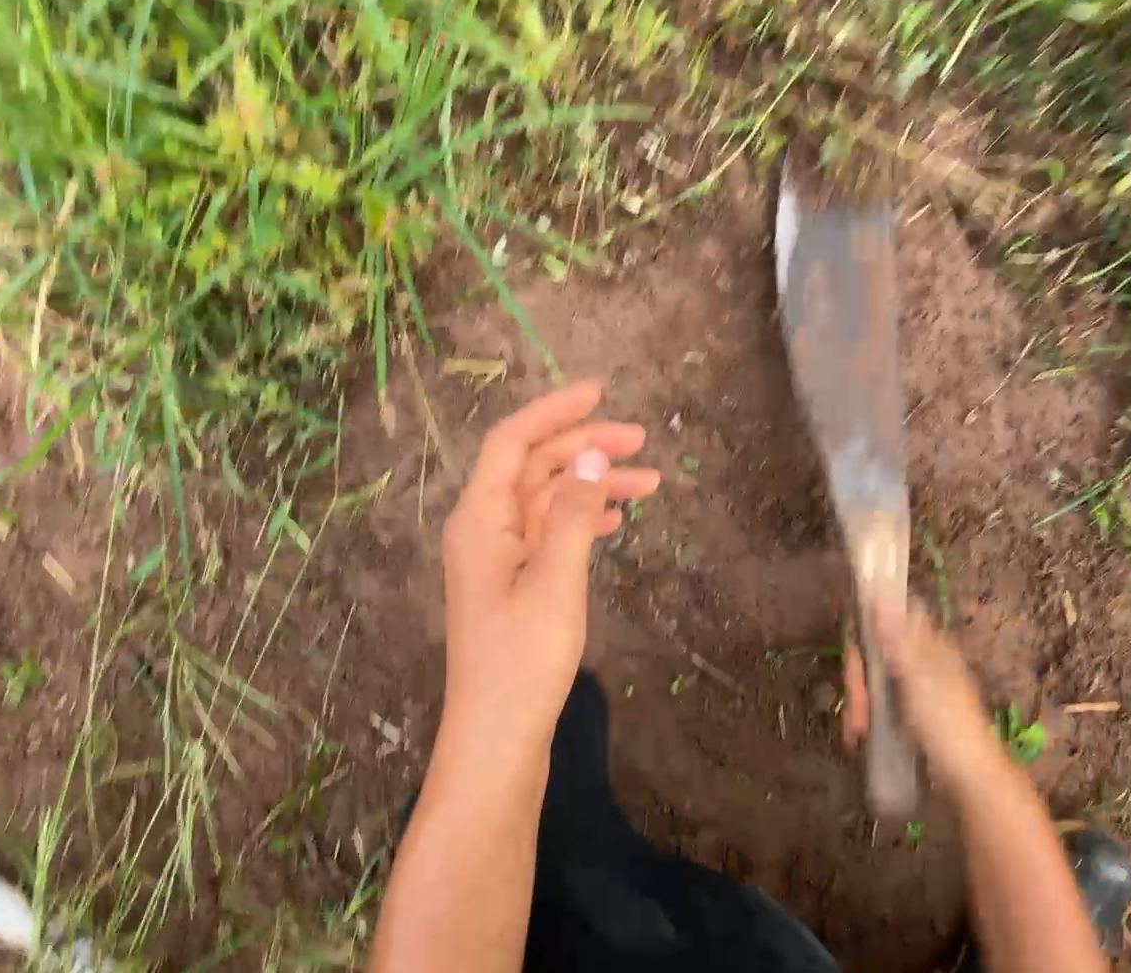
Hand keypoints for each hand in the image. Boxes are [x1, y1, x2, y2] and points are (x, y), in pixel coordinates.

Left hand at [439, 382, 660, 748]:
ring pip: (548, 500)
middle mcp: (484, 528)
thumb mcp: (555, 581)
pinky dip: (583, 519)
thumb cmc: (523, 661)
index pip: (513, 441)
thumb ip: (573, 514)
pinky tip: (616, 520)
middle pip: (535, 467)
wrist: (498, 740)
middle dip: (585, 448)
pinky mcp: (515, 584)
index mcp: (481, 518)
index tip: (600, 392)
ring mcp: (499, 558)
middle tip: (642, 442)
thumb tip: (589, 457)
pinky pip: (550, 533)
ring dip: (592, 485)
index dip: (555, 411)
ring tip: (649, 483)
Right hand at [842, 596, 1005, 789]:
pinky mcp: (909, 715)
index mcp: (929, 649)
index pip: (892, 621)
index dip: (868, 631)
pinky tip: (860, 735)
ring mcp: (915, 690)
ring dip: (860, 704)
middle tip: (857, 711)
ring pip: (874, 682)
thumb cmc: (948, 726)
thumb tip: (879, 594)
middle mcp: (921, 664)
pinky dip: (866, 717)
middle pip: (876, 654)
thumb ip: (896, 639)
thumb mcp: (918, 680)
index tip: (856, 653)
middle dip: (860, 681)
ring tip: (856, 731)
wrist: (970, 780)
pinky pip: (879, 705)